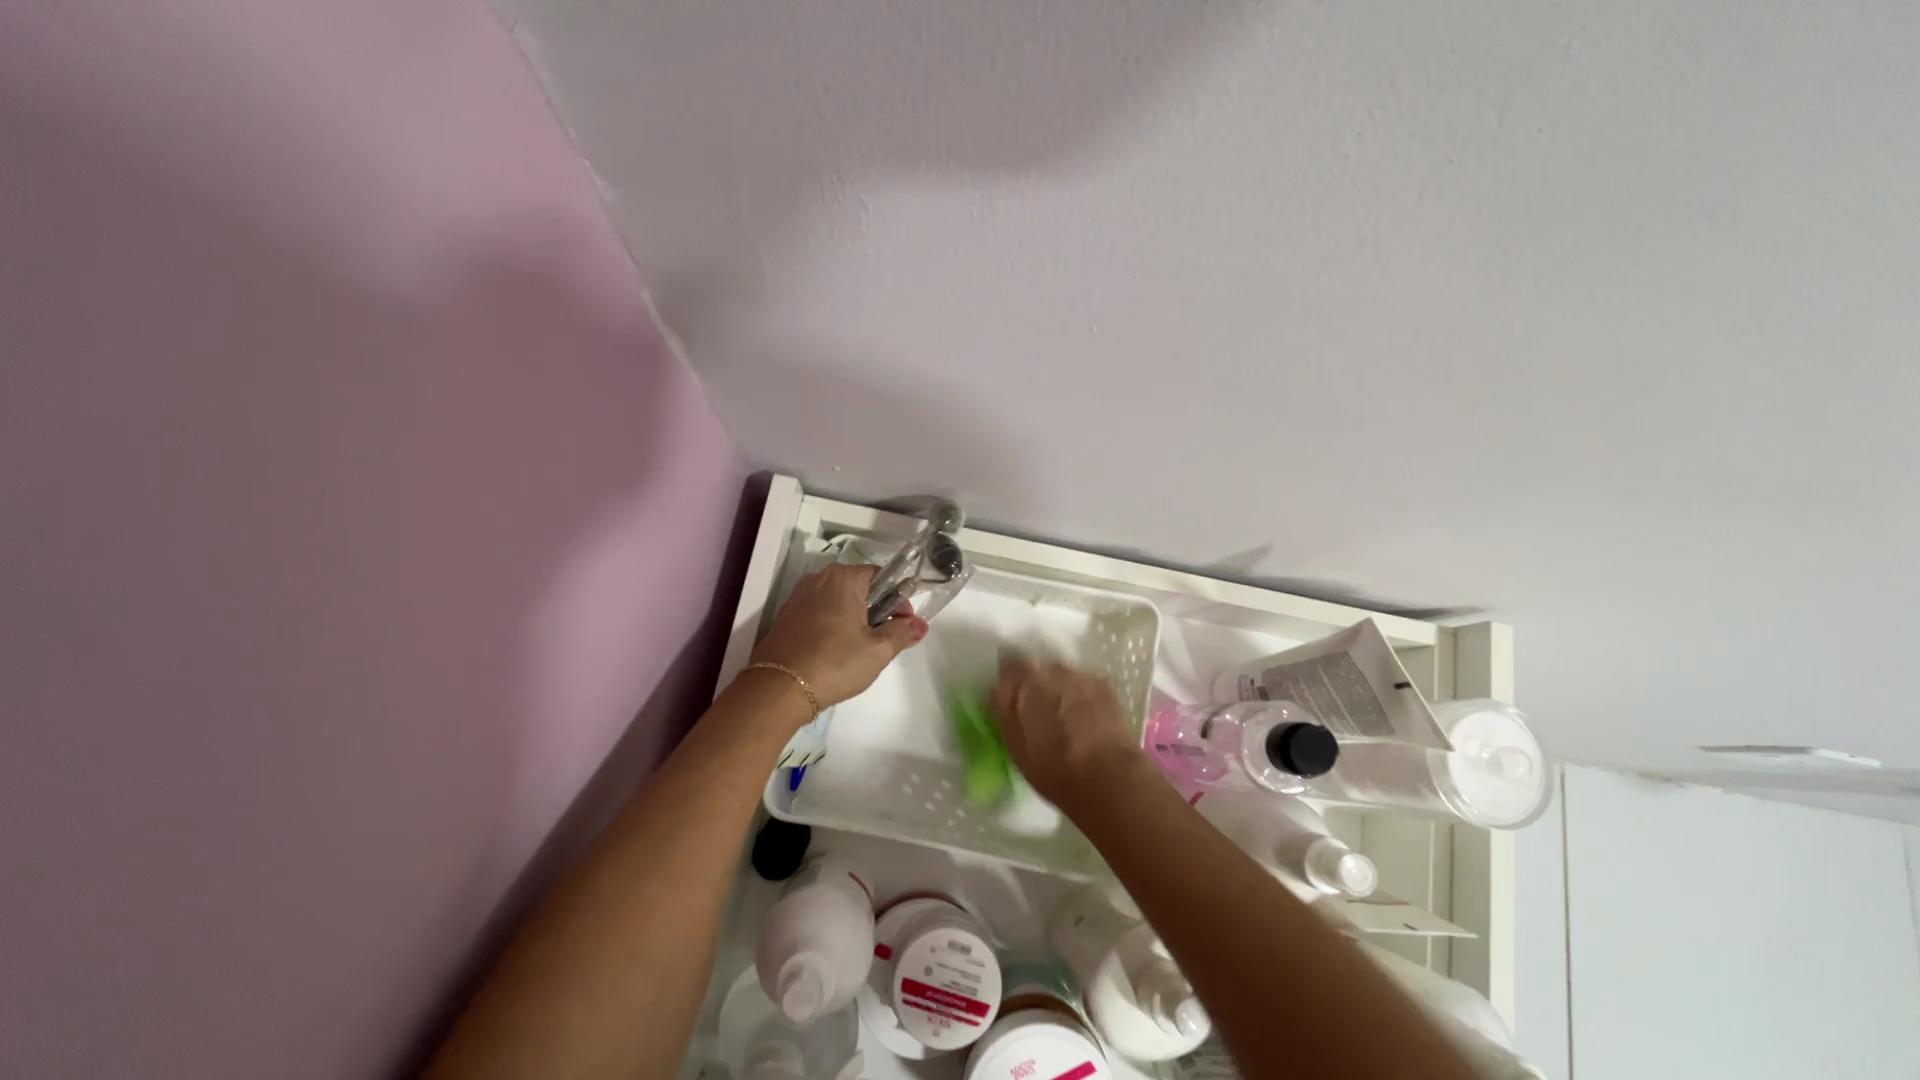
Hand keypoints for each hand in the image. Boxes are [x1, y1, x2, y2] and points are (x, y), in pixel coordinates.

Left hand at [750, 563, 927, 709]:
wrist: (778, 688)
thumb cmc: (835, 663)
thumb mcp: (878, 650)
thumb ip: (902, 633)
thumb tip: (920, 625)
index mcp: (842, 578)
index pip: (881, 576)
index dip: (898, 599)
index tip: (904, 625)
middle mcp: (818, 580)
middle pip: (858, 589)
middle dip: (876, 611)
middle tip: (885, 641)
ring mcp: (798, 598)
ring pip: (838, 603)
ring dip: (854, 621)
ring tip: (860, 651)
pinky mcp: (786, 618)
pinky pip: (819, 615)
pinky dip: (832, 628)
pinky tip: (836, 654)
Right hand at [990, 658, 1142, 812]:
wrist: (1105, 774)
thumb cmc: (1053, 770)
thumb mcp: (1015, 746)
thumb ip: (1007, 715)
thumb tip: (1005, 700)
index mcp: (1015, 688)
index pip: (1006, 672)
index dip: (1011, 686)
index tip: (1015, 701)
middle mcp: (1043, 671)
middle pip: (1036, 668)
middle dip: (1037, 684)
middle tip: (1042, 709)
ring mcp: (1074, 673)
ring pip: (1062, 674)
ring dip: (1062, 688)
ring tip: (1070, 714)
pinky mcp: (1102, 681)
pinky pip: (1086, 683)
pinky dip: (1085, 695)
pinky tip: (1092, 716)